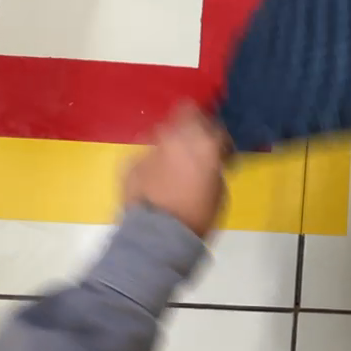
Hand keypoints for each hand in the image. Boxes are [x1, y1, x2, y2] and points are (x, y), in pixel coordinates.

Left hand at [122, 105, 229, 238]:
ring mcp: (150, 147)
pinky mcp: (130, 162)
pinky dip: (151, 162)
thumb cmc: (197, 216)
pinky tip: (153, 180)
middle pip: (185, 113)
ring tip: (171, 163)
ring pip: (161, 131)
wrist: (157, 237)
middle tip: (193, 145)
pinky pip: (144, 155)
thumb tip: (211, 160)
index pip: (214, 123)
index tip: (219, 147)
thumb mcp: (220, 189)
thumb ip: (214, 165)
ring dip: (169, 142)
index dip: (217, 134)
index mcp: (205, 143)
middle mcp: (177, 136)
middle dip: (190, 125)